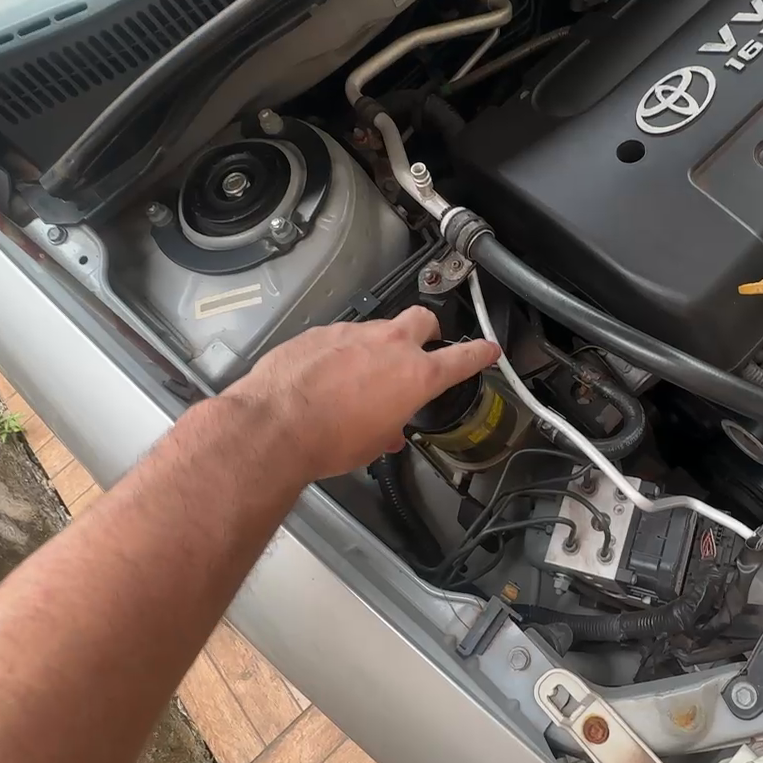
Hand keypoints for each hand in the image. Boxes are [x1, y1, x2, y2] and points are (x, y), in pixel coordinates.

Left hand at [219, 307, 498, 484]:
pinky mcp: (320, 333)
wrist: (274, 426)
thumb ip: (389, 428)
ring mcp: (353, 334)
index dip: (480, 353)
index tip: (489, 349)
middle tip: (421, 349)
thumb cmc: (329, 440)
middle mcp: (389, 345)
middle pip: (423, 320)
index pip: (462, 357)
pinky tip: (326, 377)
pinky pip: (341, 337)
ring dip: (378, 347)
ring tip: (361, 377)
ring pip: (378, 329)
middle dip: (428, 331)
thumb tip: (387, 429)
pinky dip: (341, 353)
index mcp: (416, 375)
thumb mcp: (373, 443)